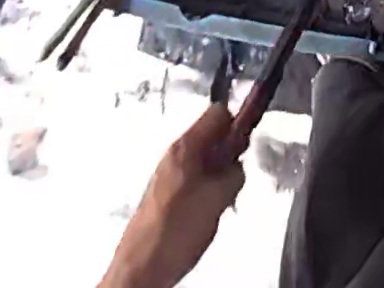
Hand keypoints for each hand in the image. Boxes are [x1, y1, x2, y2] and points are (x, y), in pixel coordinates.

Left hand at [98, 101, 247, 287]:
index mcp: (185, 148)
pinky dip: (206, 188)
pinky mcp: (164, 195)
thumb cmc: (175, 231)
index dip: (237, 123)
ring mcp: (167, 175)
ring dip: (218, 173)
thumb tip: (237, 164)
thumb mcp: (219, 196)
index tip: (245, 144)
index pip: (219, 112)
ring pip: (205, 158)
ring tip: (219, 199)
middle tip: (232, 177)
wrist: (138, 274)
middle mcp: (174, 155)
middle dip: (228, 153)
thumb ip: (236, 172)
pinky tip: (205, 212)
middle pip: (212, 135)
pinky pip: (195, 177)